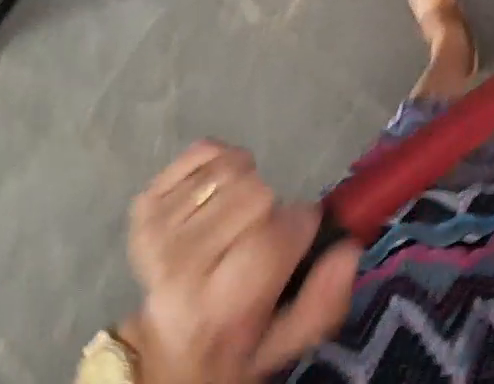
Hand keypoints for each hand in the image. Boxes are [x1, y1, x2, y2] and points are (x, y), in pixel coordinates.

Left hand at [124, 141, 360, 382]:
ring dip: (246, 182)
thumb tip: (348, 246)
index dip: (299, 223)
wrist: (166, 343)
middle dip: (270, 209)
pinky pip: (202, 150)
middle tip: (263, 233)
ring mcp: (158, 227)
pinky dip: (222, 160)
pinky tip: (219, 192)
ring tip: (239, 213)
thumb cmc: (234, 341)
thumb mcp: (286, 342)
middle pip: (253, 194)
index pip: (271, 239)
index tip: (303, 229)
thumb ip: (323, 300)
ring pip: (229, 168)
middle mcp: (181, 264)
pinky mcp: (146, 200)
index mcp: (219, 306)